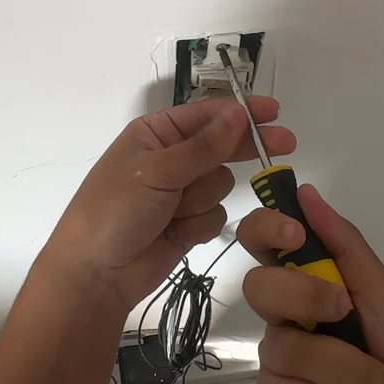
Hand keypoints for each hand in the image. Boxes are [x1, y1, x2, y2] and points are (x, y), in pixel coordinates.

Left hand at [39, 97, 293, 309]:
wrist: (96, 273)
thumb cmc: (116, 208)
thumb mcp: (158, 172)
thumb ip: (203, 146)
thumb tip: (238, 113)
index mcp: (155, 133)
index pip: (205, 115)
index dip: (240, 111)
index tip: (273, 110)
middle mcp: (170, 158)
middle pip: (220, 146)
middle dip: (244, 147)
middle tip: (286, 143)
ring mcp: (180, 192)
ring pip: (221, 183)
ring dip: (203, 197)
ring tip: (173, 211)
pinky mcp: (188, 223)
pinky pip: (216, 215)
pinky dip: (200, 224)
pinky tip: (177, 232)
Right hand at [239, 184, 383, 383]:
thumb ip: (348, 248)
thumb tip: (306, 192)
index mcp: (309, 282)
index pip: (263, 239)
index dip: (267, 226)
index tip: (296, 232)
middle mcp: (286, 317)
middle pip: (258, 286)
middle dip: (304, 296)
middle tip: (344, 310)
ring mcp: (280, 361)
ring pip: (282, 347)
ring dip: (344, 370)